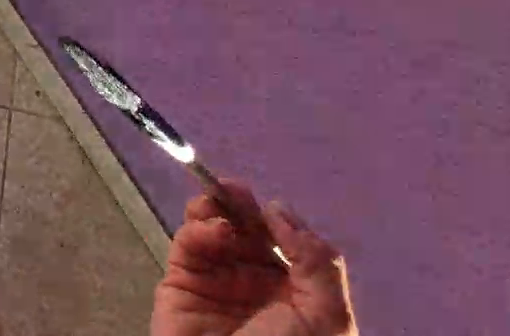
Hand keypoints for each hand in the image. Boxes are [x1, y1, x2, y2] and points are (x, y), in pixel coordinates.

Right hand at [151, 178, 355, 335]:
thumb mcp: (326, 322)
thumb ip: (318, 265)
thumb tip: (282, 210)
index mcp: (301, 298)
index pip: (292, 247)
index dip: (282, 223)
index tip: (273, 208)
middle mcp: (261, 286)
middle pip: (251, 232)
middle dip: (243, 206)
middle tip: (233, 188)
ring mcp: (220, 280)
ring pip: (216, 229)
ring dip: (216, 208)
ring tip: (217, 198)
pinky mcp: (182, 277)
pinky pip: (190, 243)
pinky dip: (199, 228)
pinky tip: (212, 229)